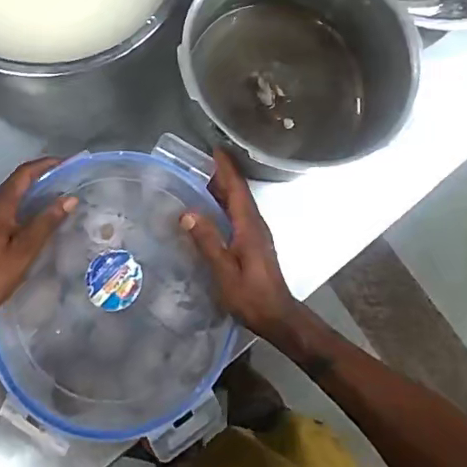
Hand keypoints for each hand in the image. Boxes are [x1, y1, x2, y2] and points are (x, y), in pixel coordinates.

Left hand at [0, 157, 76, 328]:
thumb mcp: (24, 251)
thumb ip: (46, 223)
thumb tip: (69, 198)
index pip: (24, 173)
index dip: (45, 165)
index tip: (66, 163)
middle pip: (15, 183)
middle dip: (39, 179)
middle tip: (63, 184)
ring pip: (6, 197)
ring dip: (28, 194)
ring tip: (50, 202)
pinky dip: (17, 208)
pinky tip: (26, 223)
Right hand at [181, 147, 301, 342]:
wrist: (278, 318)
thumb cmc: (252, 296)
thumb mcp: (225, 272)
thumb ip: (208, 242)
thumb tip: (188, 212)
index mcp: (249, 225)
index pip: (237, 189)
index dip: (226, 168)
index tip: (214, 148)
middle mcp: (255, 224)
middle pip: (238, 192)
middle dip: (222, 173)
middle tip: (199, 160)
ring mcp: (256, 234)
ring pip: (238, 203)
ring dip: (223, 188)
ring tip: (200, 179)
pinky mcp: (254, 243)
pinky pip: (237, 214)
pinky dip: (224, 203)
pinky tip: (210, 209)